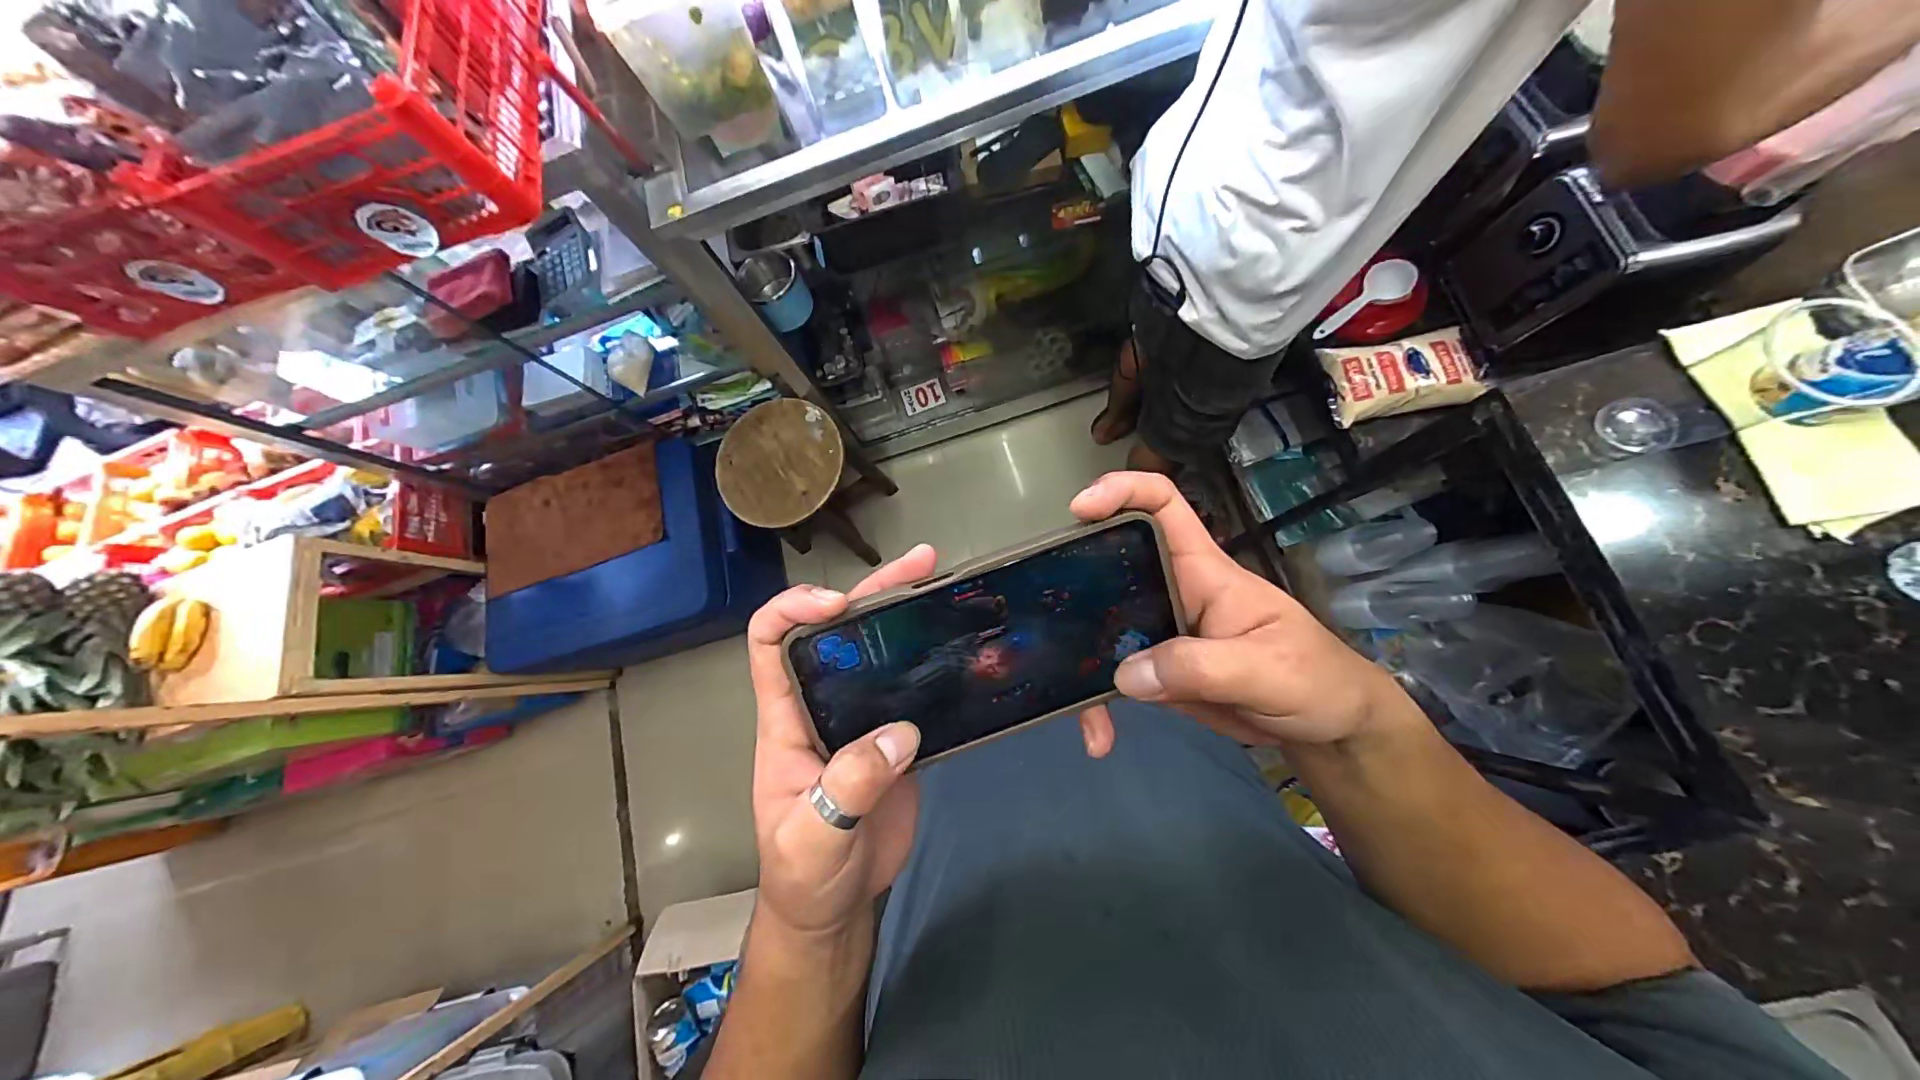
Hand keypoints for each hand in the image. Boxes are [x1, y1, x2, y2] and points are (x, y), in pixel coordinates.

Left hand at [743, 544, 938, 938]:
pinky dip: (933, 662)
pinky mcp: (896, 739)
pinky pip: (913, 688)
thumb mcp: (810, 840)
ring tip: (943, 583)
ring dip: (907, 615)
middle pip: (838, 630)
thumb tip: (900, 736)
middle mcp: (822, 704)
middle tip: (920, 564)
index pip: (769, 642)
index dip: (792, 610)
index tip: (835, 603)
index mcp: (785, 720)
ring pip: (879, 652)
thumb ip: (845, 789)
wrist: (835, 908)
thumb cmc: (802, 876)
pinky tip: (959, 644)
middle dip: (872, 592)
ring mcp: (861, 719)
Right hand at [1070, 472, 1414, 754]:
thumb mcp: (1268, 670)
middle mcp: (1171, 590)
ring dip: (1076, 660)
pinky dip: (1099, 707)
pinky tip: (1099, 738)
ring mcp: (1159, 630)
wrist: (1326, 729)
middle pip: (1109, 563)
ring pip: (1100, 628)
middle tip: (1040, 611)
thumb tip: (1126, 674)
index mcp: (1202, 570)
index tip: (1080, 508)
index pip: (1162, 504)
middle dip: (1072, 581)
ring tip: (1064, 697)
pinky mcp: (1154, 670)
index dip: (1122, 491)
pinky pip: (1112, 678)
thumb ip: (1202, 667)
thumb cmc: (1315, 678)